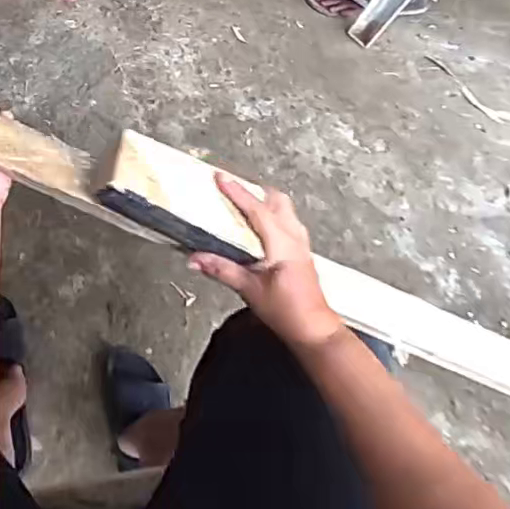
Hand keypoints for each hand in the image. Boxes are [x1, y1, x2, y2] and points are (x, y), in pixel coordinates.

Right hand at [189, 174, 345, 349]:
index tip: (220, 177)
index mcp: (282, 244)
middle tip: (231, 186)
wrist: (315, 331)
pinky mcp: (301, 251)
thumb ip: (221, 270)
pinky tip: (258, 222)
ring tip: (242, 199)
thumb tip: (194, 258)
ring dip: (264, 199)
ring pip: (284, 208)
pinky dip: (271, 212)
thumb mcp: (249, 290)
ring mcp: (301, 243)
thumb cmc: (287, 311)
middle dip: (254, 189)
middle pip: (277, 200)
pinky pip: (287, 220)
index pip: (257, 210)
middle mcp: (294, 238)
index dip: (237, 192)